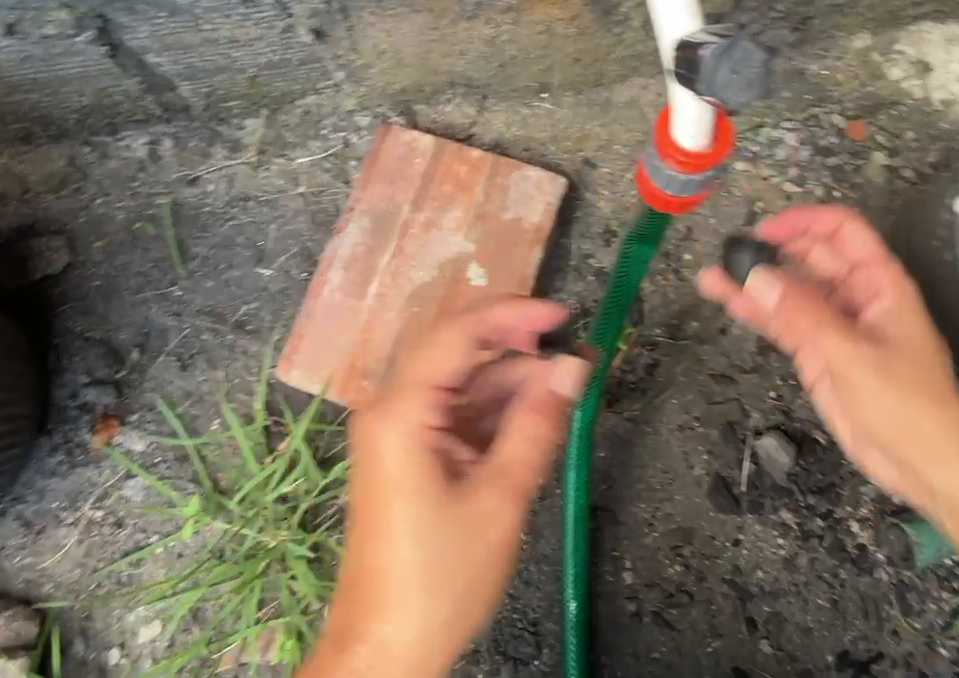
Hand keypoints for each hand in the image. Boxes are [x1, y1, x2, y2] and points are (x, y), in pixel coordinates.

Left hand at [301, 299, 591, 677]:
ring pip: (463, 384)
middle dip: (516, 346)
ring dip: (513, 382)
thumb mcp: (500, 499)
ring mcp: (400, 432)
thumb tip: (573, 368)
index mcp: (400, 411)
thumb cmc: (438, 581)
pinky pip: (458, 414)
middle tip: (571, 350)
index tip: (562, 315)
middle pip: (458, 352)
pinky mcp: (412, 455)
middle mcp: (392, 409)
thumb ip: (538, 425)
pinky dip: (497, 413)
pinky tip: (537, 416)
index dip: (513, 315)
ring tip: (568, 387)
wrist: (385, 653)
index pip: (458, 333)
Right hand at [697, 205, 958, 517]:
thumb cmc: (910, 407)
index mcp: (880, 284)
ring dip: (754, 283)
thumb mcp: (855, 355)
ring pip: (789, 292)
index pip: (843, 231)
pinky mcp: (818, 354)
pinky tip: (729, 302)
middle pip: (809, 258)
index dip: (805, 223)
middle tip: (730, 254)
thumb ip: (803, 314)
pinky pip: (783, 323)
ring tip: (712, 278)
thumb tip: (758, 277)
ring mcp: (834, 325)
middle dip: (771, 252)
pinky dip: (756, 312)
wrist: (925, 468)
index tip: (765, 232)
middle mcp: (855, 297)